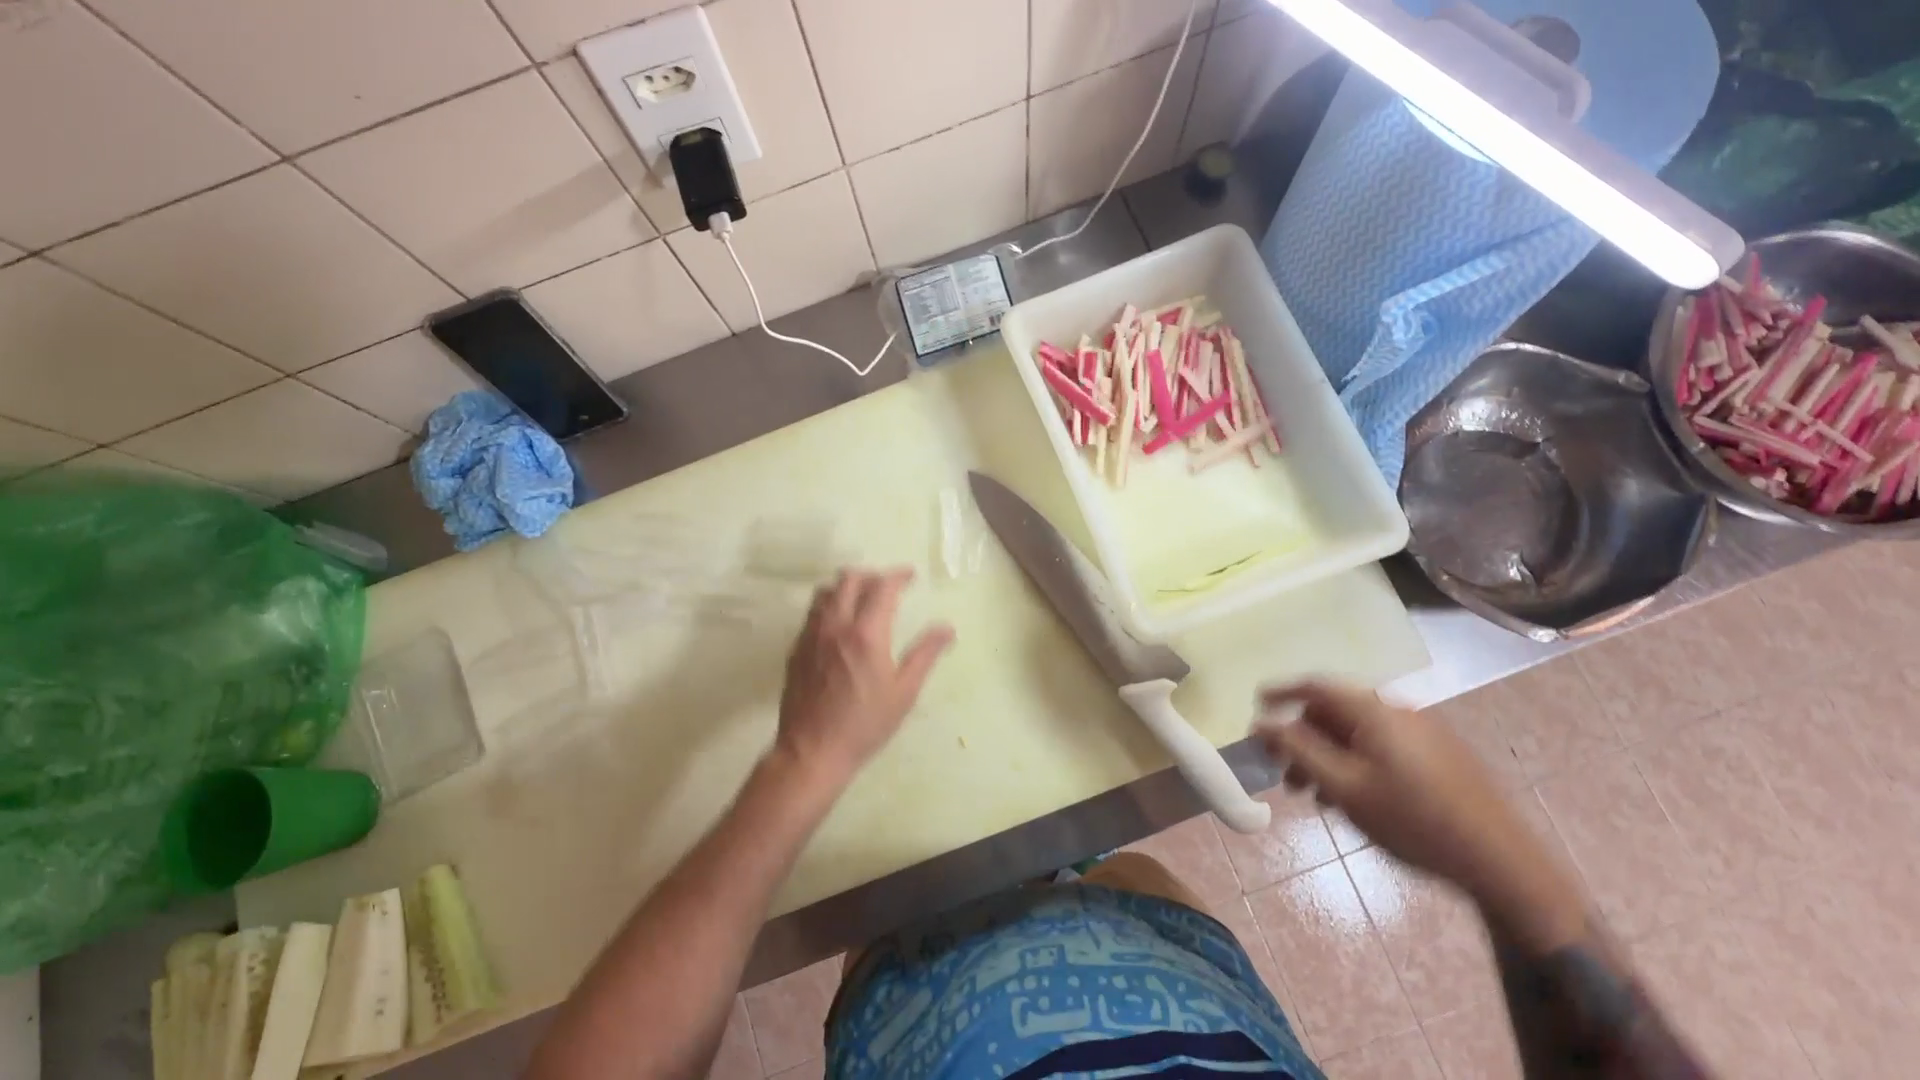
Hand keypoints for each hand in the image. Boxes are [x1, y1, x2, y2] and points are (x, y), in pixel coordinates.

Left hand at [774, 568, 953, 781]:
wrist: (812, 751)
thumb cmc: (865, 725)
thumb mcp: (904, 692)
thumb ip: (925, 654)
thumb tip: (947, 628)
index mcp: (866, 634)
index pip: (882, 587)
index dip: (898, 575)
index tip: (910, 576)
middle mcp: (835, 625)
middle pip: (848, 579)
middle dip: (871, 576)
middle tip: (887, 587)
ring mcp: (811, 635)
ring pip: (825, 593)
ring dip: (846, 588)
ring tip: (861, 600)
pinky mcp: (796, 649)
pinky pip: (812, 614)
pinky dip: (829, 607)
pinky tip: (839, 626)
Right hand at [1255, 682, 1585, 949]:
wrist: (1498, 858)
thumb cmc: (1412, 820)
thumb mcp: (1344, 787)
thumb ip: (1298, 751)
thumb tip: (1260, 724)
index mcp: (1375, 711)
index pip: (1316, 686)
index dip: (1282, 693)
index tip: (1256, 707)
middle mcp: (1399, 711)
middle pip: (1336, 711)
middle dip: (1303, 738)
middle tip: (1284, 774)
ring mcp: (1423, 732)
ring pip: (1359, 733)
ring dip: (1328, 755)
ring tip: (1314, 796)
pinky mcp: (1438, 755)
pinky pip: (1382, 746)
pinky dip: (1355, 762)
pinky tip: (1352, 799)